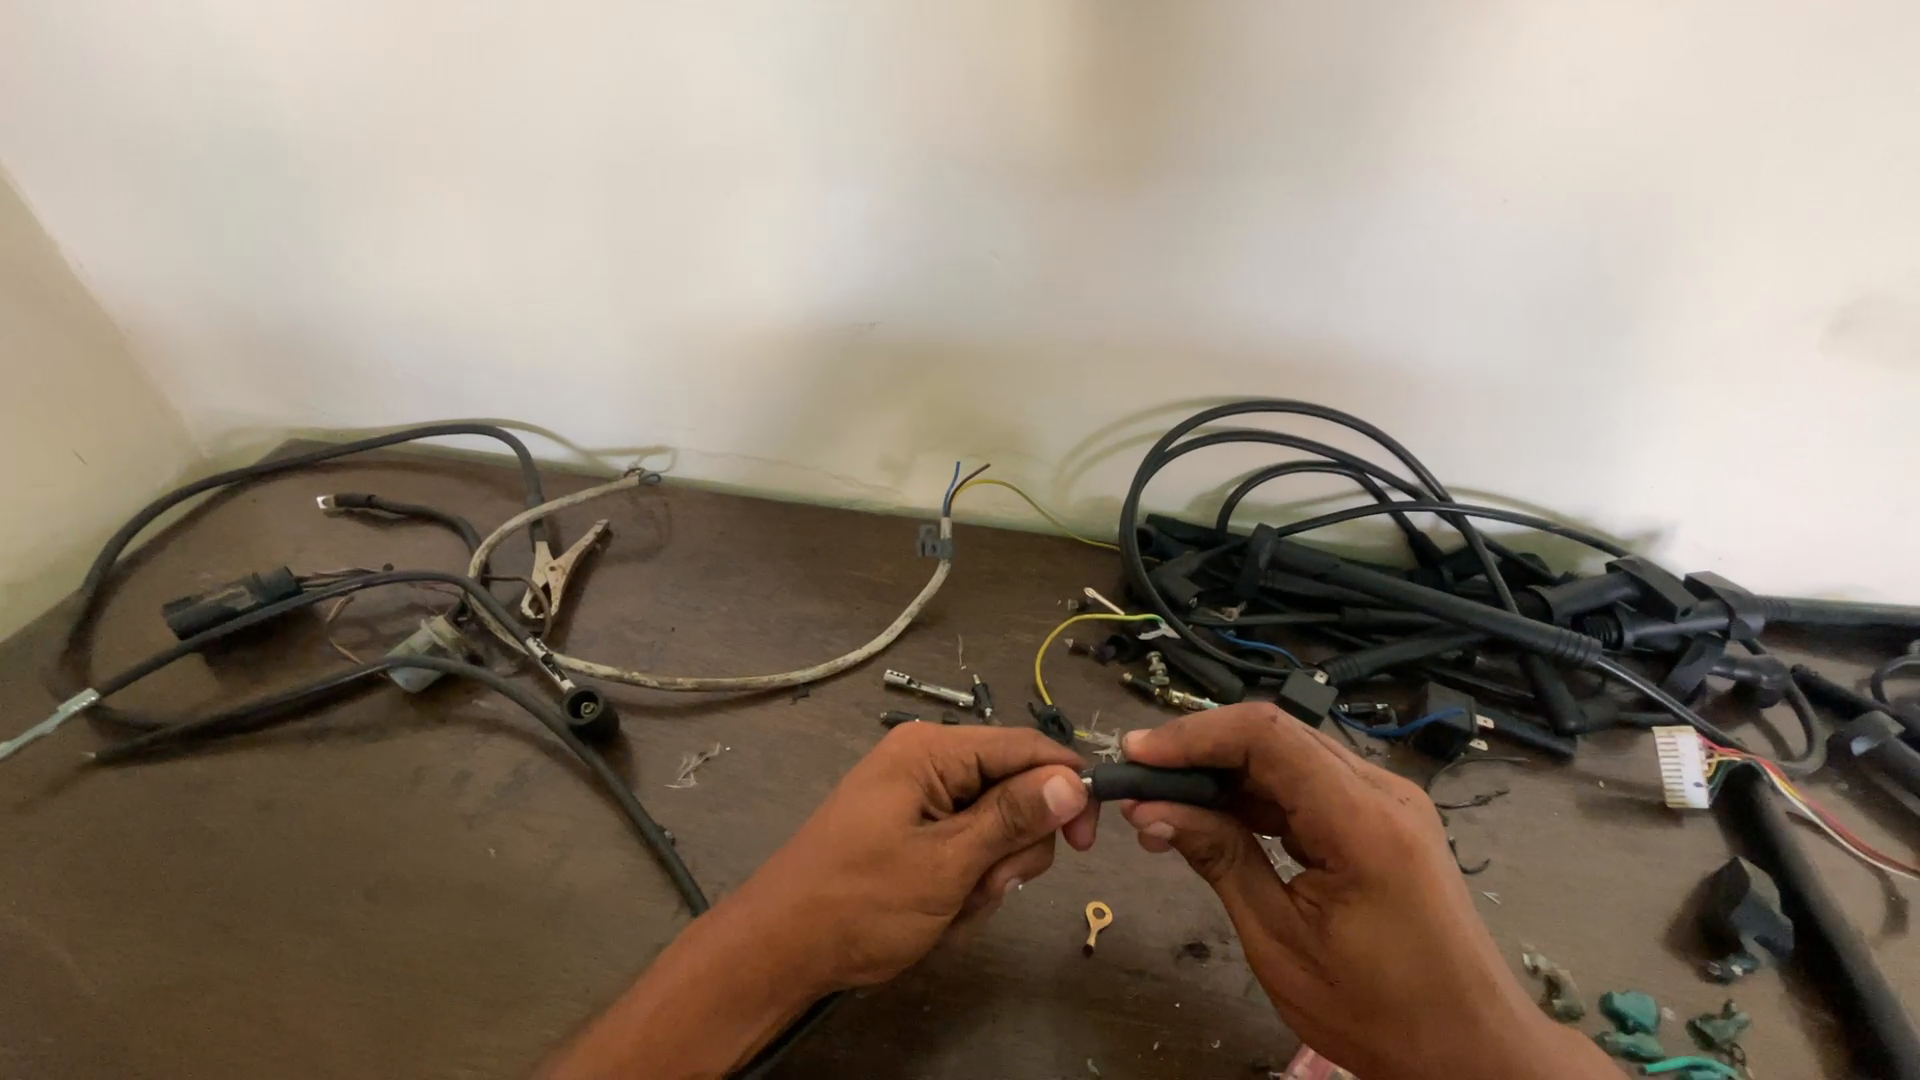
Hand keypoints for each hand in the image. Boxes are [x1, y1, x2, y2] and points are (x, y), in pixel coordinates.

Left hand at [723, 722, 1097, 990]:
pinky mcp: (913, 827)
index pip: (1024, 747)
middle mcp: (928, 761)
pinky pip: (966, 847)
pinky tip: (936, 910)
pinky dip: (964, 883)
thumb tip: (1073, 780)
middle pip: (1014, 790)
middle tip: (984, 887)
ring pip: (995, 827)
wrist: (782, 947)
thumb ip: (1012, 818)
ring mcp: (919, 796)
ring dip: (988, 874)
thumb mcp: (946, 863)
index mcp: (932, 751)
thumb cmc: (861, 901)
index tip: (1087, 841)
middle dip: (1011, 848)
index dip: (1066, 786)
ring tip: (951, 905)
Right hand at [1119, 704, 1615, 1079]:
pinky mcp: (1377, 813)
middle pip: (1272, 733)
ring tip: (1162, 802)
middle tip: (1139, 779)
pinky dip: (1249, 792)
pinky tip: (1211, 817)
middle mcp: (1380, 790)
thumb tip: (1148, 809)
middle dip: (1197, 749)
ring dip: (1219, 770)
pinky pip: (1301, 780)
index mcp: (1363, 821)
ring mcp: (1384, 797)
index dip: (1193, 736)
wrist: (1475, 1053)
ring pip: (1283, 752)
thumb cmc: (1379, 1013)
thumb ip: (1218, 859)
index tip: (1136, 755)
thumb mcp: (1280, 942)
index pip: (1266, 737)